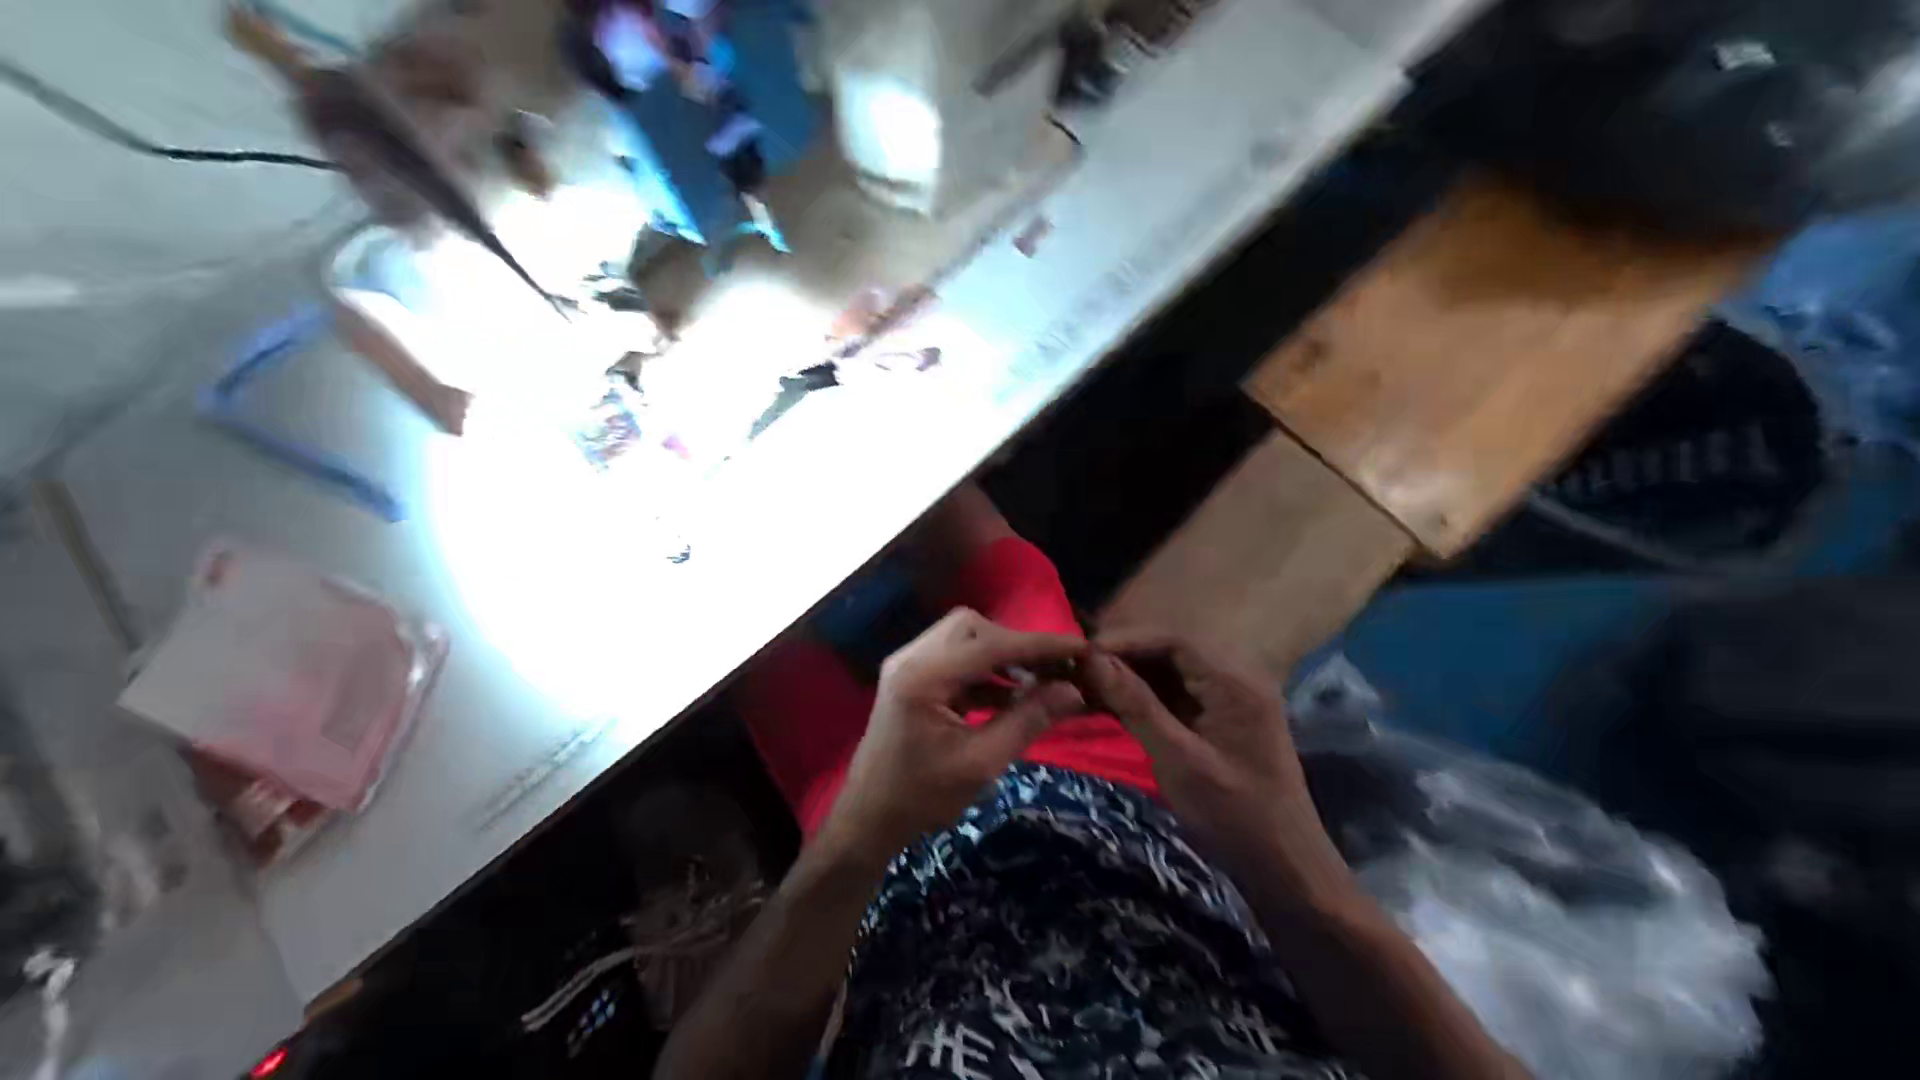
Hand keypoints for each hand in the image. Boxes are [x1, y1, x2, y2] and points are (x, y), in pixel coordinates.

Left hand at [820, 609, 1086, 864]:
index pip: (989, 644)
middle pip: (973, 627)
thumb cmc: (921, 797)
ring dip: (1003, 656)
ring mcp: (909, 664)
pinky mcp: (914, 677)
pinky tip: (1015, 695)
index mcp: (922, 676)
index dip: (1038, 645)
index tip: (1079, 648)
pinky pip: (957, 659)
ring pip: (965, 639)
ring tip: (1041, 680)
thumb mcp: (981, 763)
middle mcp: (911, 657)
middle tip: (1053, 669)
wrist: (868, 818)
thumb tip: (1073, 691)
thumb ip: (1027, 720)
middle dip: (1016, 644)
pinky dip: (987, 672)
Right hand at [1080, 631, 1351, 896]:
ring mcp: (1228, 701)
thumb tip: (1093, 661)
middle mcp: (1235, 681)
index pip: (1173, 641)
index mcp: (1235, 683)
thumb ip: (1136, 705)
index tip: (1084, 653)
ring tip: (1086, 687)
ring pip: (1170, 674)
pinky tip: (1110, 706)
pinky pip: (1176, 697)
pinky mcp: (1219, 721)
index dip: (1127, 641)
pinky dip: (1143, 699)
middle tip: (1078, 671)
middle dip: (1124, 659)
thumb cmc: (1233, 814)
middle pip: (1171, 653)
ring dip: (1130, 678)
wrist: (1284, 867)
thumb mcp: (1178, 759)